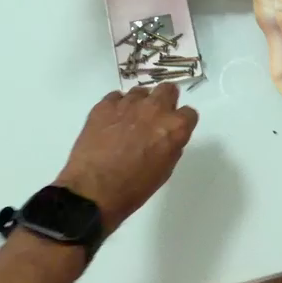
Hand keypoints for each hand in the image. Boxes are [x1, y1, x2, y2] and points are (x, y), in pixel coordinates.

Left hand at [53, 85, 198, 234]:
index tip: (173, 130)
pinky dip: (117, 107)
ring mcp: (128, 104)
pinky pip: (116, 97)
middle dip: (164, 101)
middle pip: (168, 90)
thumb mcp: (165, 170)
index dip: (181, 122)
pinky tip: (111, 122)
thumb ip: (172, 145)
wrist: (92, 192)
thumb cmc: (133, 188)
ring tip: (129, 120)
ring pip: (140, 92)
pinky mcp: (104, 105)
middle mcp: (155, 109)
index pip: (189, 113)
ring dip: (140, 103)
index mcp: (175, 127)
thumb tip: (167, 136)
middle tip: (154, 118)